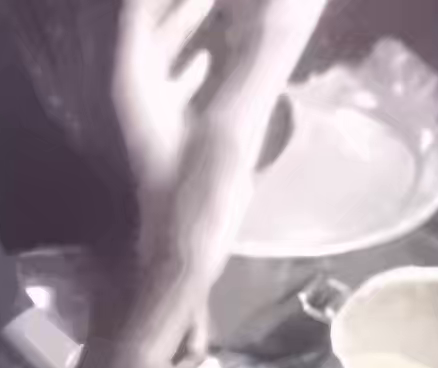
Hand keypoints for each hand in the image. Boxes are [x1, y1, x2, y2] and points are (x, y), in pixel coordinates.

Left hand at [113, 0, 326, 325]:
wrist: (179, 269)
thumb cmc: (197, 208)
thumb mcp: (232, 131)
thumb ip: (265, 62)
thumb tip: (300, 4)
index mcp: (138, 86)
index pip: (142, 8)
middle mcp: (137, 98)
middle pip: (150, 24)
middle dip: (183, 2)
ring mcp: (150, 123)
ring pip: (161, 56)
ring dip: (187, 25)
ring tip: (218, 2)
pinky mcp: (166, 147)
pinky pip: (174, 88)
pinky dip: (192, 66)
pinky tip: (209, 61)